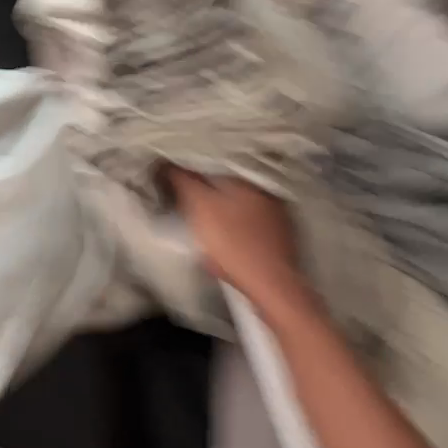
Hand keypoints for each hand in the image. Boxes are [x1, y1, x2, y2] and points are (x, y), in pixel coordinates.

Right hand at [166, 165, 315, 321]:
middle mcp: (265, 189)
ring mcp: (278, 213)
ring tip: (199, 209)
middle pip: (226, 179)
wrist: (273, 288)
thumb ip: (182, 180)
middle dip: (204, 183)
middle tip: (181, 191)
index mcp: (245, 178)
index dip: (186, 165)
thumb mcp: (198, 207)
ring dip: (220, 201)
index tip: (168, 174)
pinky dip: (235, 218)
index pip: (210, 159)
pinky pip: (250, 216)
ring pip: (239, 198)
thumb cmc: (233, 244)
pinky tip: (224, 229)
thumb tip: (165, 160)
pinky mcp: (282, 235)